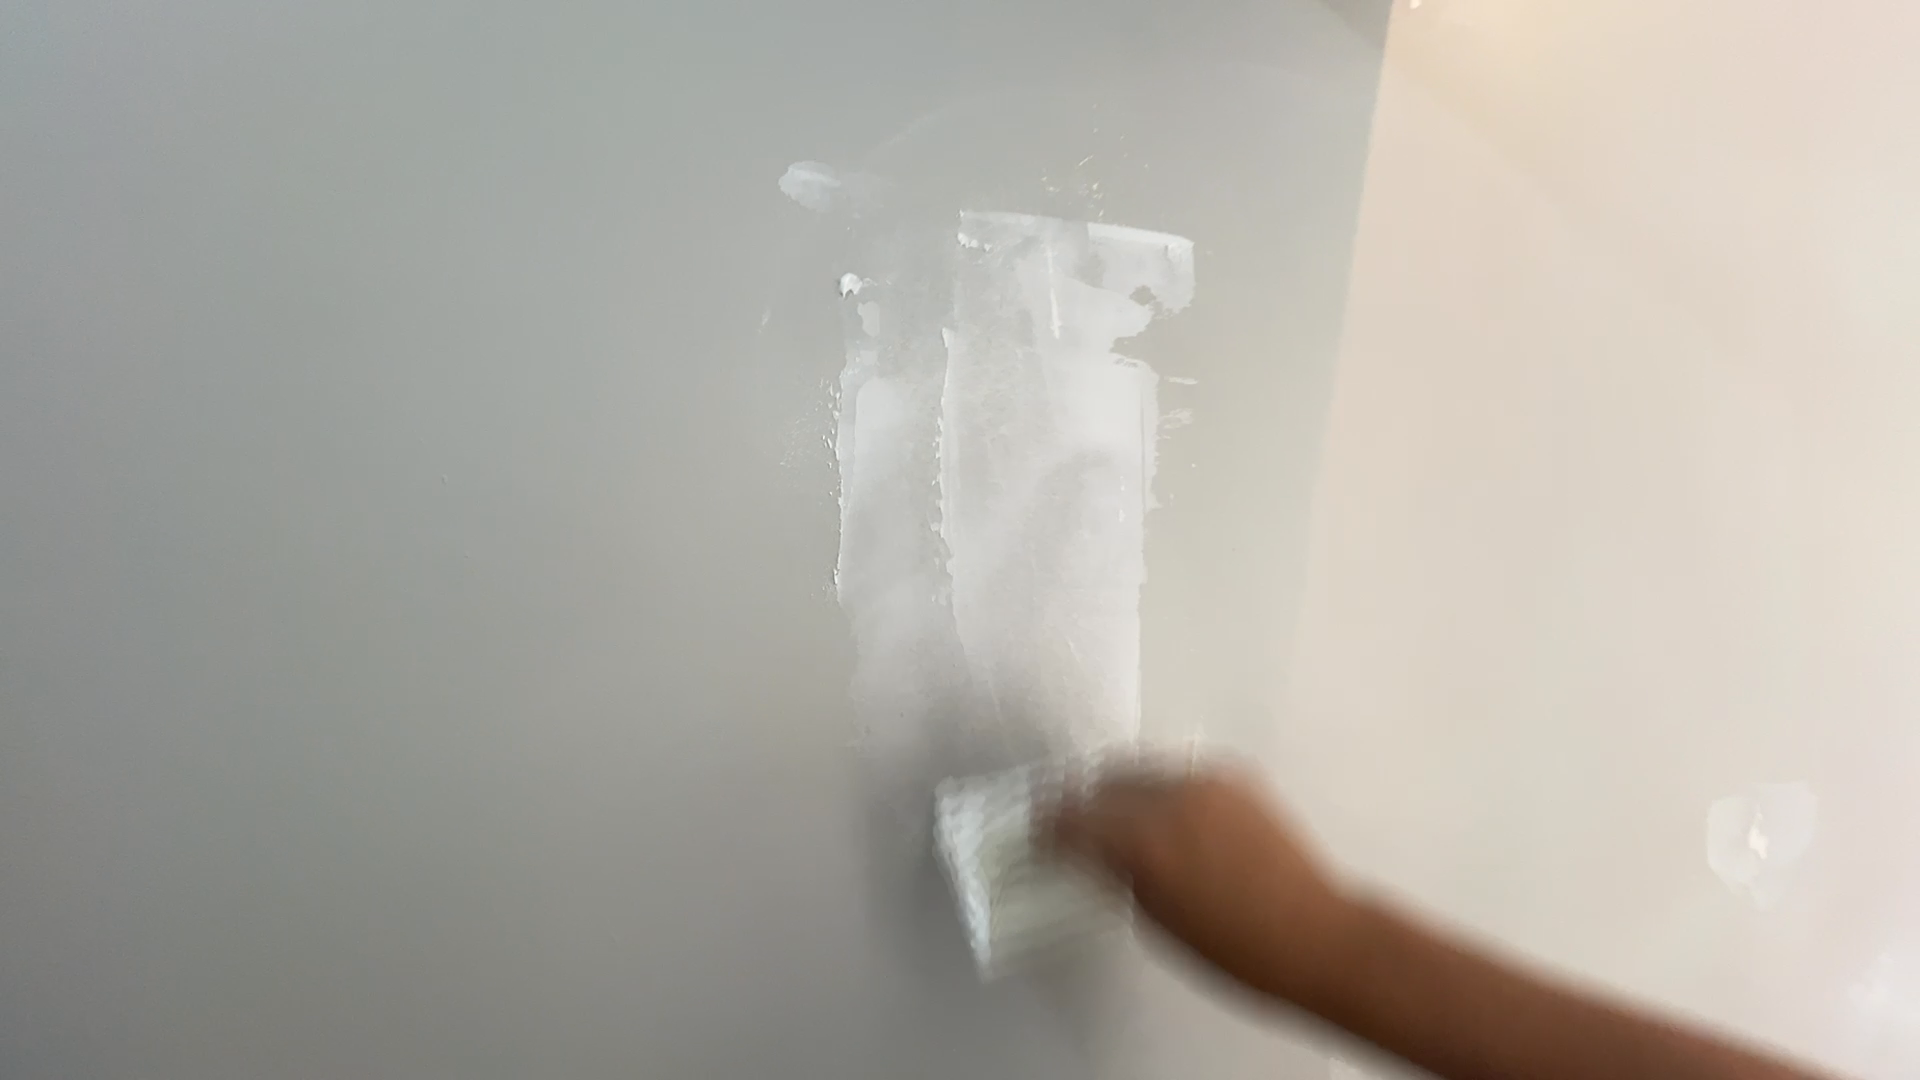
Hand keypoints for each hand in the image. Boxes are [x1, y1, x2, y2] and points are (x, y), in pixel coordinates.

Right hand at [1043, 759, 1357, 1005]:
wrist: (1319, 935)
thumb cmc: (1234, 949)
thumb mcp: (1157, 921)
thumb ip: (1120, 874)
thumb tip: (1096, 852)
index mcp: (1142, 842)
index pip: (1074, 819)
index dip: (1049, 823)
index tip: (1038, 827)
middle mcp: (1166, 797)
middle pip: (1102, 783)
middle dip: (1081, 801)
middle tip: (1069, 815)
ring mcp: (1202, 779)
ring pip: (1139, 769)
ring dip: (1120, 789)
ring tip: (1116, 809)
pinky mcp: (1231, 772)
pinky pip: (1178, 771)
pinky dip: (1162, 787)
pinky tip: (1168, 810)